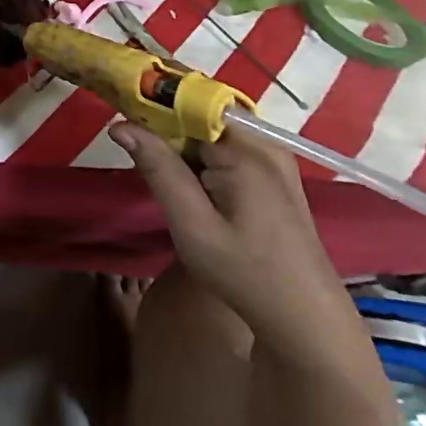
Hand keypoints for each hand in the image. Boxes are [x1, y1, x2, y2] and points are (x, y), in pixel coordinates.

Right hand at [109, 122, 345, 328]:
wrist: (304, 317)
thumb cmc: (244, 272)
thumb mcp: (192, 224)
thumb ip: (159, 169)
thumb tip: (121, 124)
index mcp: (247, 151)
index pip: (190, 108)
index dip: (154, 108)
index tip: (122, 118)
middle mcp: (265, 145)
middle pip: (202, 119)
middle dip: (166, 131)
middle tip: (138, 158)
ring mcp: (274, 160)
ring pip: (213, 136)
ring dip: (181, 148)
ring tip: (161, 177)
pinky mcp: (274, 177)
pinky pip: (228, 152)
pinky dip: (201, 161)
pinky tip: (189, 189)